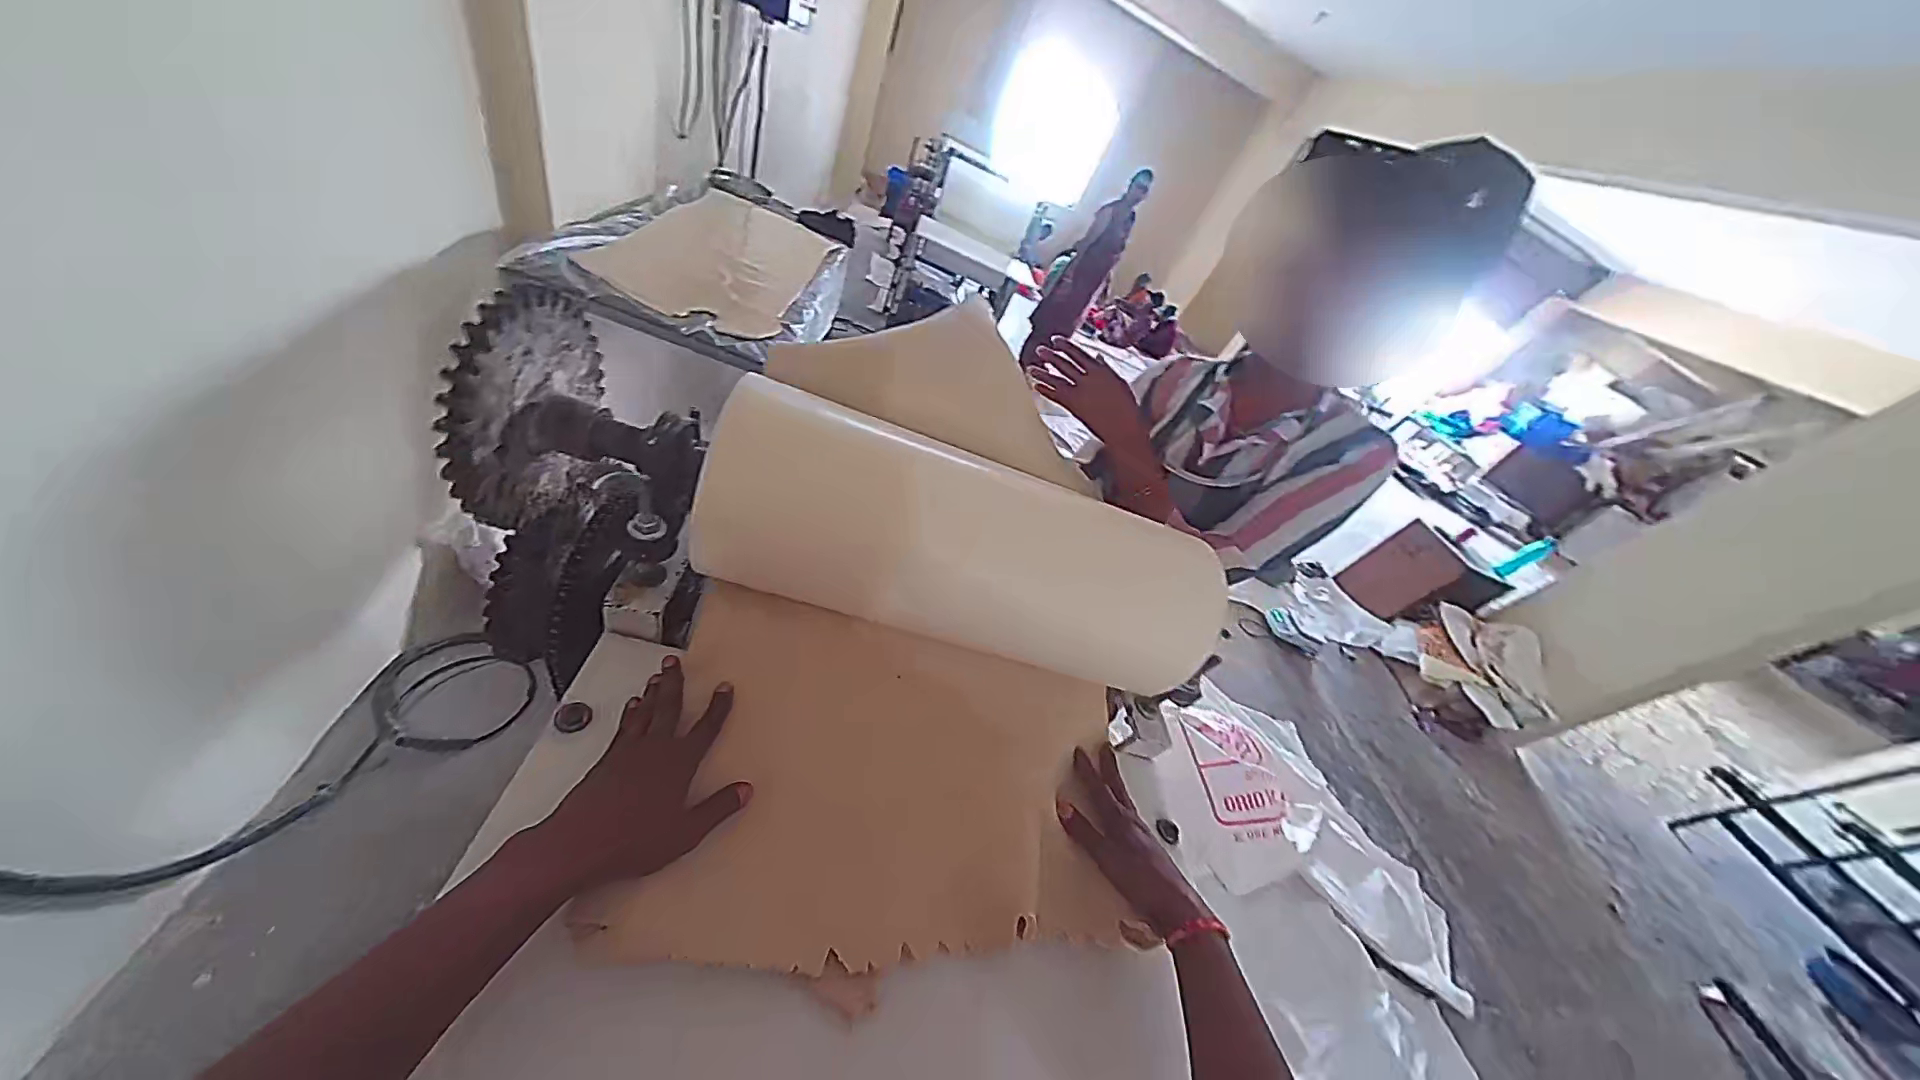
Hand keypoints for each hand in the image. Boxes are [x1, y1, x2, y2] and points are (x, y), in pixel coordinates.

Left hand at [524, 656, 750, 894]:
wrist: (578, 845)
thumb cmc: (633, 840)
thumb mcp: (687, 831)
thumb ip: (718, 808)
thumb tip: (744, 791)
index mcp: (678, 763)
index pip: (705, 728)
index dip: (718, 706)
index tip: (724, 687)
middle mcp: (654, 749)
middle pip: (669, 707)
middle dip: (676, 682)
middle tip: (676, 661)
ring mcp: (627, 752)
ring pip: (645, 712)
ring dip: (653, 692)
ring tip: (658, 675)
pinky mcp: (606, 760)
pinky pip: (624, 727)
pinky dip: (631, 712)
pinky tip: (632, 706)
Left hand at [1029, 336, 1153, 464]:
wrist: (1122, 426)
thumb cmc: (1125, 405)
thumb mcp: (1118, 382)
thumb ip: (1105, 368)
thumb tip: (1097, 358)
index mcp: (1099, 370)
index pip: (1078, 353)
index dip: (1065, 345)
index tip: (1055, 339)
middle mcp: (1087, 379)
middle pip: (1064, 364)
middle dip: (1051, 356)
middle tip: (1040, 349)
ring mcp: (1079, 392)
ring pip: (1056, 379)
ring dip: (1043, 373)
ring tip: (1031, 367)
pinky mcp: (1073, 406)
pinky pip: (1055, 396)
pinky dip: (1045, 390)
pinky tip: (1036, 386)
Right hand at [1057, 745, 1211, 937]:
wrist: (1176, 907)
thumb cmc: (1142, 883)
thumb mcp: (1105, 858)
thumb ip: (1084, 833)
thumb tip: (1064, 807)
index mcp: (1120, 821)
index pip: (1099, 789)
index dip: (1088, 770)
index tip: (1080, 751)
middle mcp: (1132, 823)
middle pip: (1117, 788)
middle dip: (1109, 767)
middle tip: (1104, 748)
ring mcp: (1142, 834)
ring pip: (1125, 800)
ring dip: (1116, 785)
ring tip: (1110, 776)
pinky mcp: (1148, 848)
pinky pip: (1130, 817)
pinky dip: (1122, 807)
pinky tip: (1122, 816)